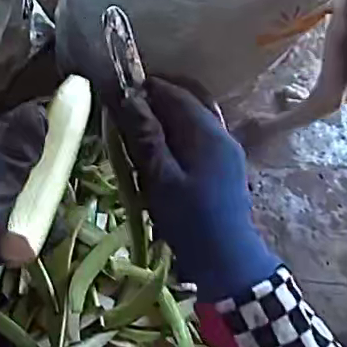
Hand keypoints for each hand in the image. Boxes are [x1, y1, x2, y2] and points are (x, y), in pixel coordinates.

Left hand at [0, 103, 47, 330]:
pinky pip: (26, 220)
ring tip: (44, 222)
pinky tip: (34, 243)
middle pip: (28, 160)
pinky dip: (34, 230)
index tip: (72, 124)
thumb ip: (17, 155)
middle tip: (58, 186)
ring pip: (32, 192)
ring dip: (42, 206)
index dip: (42, 122)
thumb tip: (38, 111)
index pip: (14, 126)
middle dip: (47, 174)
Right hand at [115, 78, 276, 300]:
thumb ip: (147, 137)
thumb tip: (130, 99)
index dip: (148, 87)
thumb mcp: (160, 178)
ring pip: (195, 117)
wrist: (226, 259)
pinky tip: (160, 143)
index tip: (120, 86)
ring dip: (168, 113)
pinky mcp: (224, 165)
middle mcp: (222, 135)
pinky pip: (199, 134)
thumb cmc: (189, 220)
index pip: (176, 95)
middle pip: (189, 101)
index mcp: (208, 135)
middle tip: (127, 102)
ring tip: (139, 121)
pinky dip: (178, 129)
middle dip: (158, 96)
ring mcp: (226, 150)